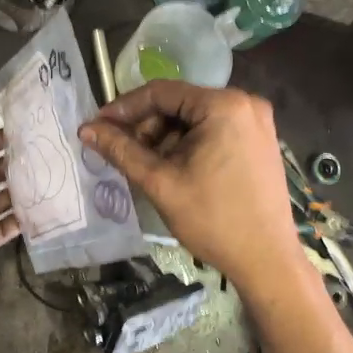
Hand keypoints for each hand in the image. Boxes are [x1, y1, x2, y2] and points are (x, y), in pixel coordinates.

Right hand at [78, 81, 301, 288]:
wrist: (266, 260)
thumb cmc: (213, 220)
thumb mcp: (160, 182)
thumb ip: (122, 150)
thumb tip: (86, 130)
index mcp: (223, 105)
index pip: (161, 92)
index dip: (123, 108)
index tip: (97, 127)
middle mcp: (245, 103)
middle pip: (179, 103)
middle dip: (147, 127)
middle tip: (123, 155)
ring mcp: (257, 122)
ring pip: (195, 119)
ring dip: (166, 138)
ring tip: (149, 169)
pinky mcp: (260, 141)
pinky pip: (214, 131)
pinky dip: (189, 145)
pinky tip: (174, 170)